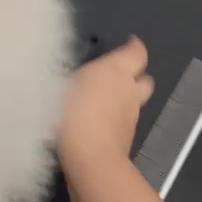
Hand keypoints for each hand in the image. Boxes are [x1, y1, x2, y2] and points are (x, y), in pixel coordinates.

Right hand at [57, 37, 155, 176]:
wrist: (90, 159)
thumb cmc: (71, 114)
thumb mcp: (57, 88)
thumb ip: (65, 80)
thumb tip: (64, 78)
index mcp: (114, 70)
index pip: (136, 52)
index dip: (135, 47)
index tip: (130, 42)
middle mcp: (128, 90)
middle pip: (145, 79)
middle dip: (136, 76)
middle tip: (120, 75)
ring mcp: (131, 116)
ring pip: (136, 102)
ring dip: (126, 99)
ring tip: (105, 100)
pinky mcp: (128, 138)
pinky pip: (125, 122)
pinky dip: (117, 119)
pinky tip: (98, 122)